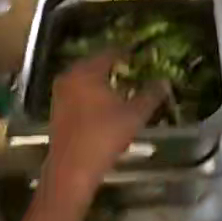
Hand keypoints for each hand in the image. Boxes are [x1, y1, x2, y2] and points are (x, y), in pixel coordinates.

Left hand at [42, 52, 163, 196]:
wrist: (72, 168)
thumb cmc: (104, 136)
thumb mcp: (134, 115)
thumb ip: (151, 95)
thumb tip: (164, 81)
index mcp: (86, 71)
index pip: (109, 52)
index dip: (126, 52)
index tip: (139, 54)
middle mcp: (69, 77)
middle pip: (94, 64)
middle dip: (113, 66)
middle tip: (132, 69)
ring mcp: (60, 95)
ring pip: (85, 80)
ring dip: (102, 82)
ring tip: (122, 87)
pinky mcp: (57, 111)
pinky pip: (78, 94)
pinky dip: (92, 95)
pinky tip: (105, 105)